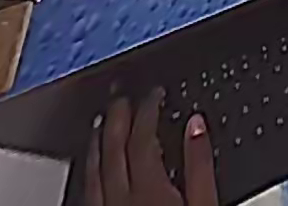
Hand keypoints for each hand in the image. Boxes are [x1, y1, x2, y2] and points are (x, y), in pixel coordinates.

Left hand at [79, 89, 216, 205]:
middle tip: (122, 94)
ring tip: (101, 121)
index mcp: (150, 190)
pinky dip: (89, 170)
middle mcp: (122, 201)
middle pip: (113, 149)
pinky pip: (87, 193)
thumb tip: (197, 123)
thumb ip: (200, 165)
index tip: (154, 92)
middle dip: (117, 116)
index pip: (142, 136)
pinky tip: (91, 165)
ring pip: (93, 172)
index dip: (147, 108)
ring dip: (97, 141)